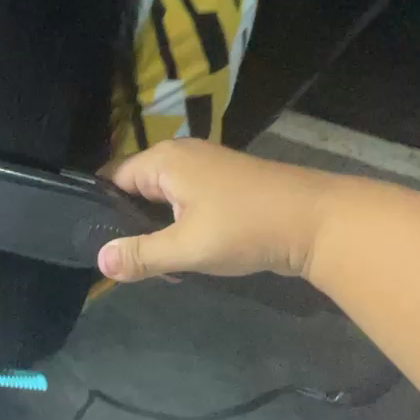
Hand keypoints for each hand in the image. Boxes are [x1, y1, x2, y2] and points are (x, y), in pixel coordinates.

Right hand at [96, 139, 342, 281]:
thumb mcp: (187, 248)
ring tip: (157, 264)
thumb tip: (100, 260)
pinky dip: (180, 227)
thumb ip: (141, 255)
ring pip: (161, 200)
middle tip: (127, 261)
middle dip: (130, 224)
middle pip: (135, 189)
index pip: (111, 179)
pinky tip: (186, 255)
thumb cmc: (248, 228)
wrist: (324, 224)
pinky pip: (185, 203)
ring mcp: (206, 168)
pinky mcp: (225, 185)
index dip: (99, 209)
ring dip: (157, 231)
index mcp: (164, 161)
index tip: (95, 241)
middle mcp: (181, 156)